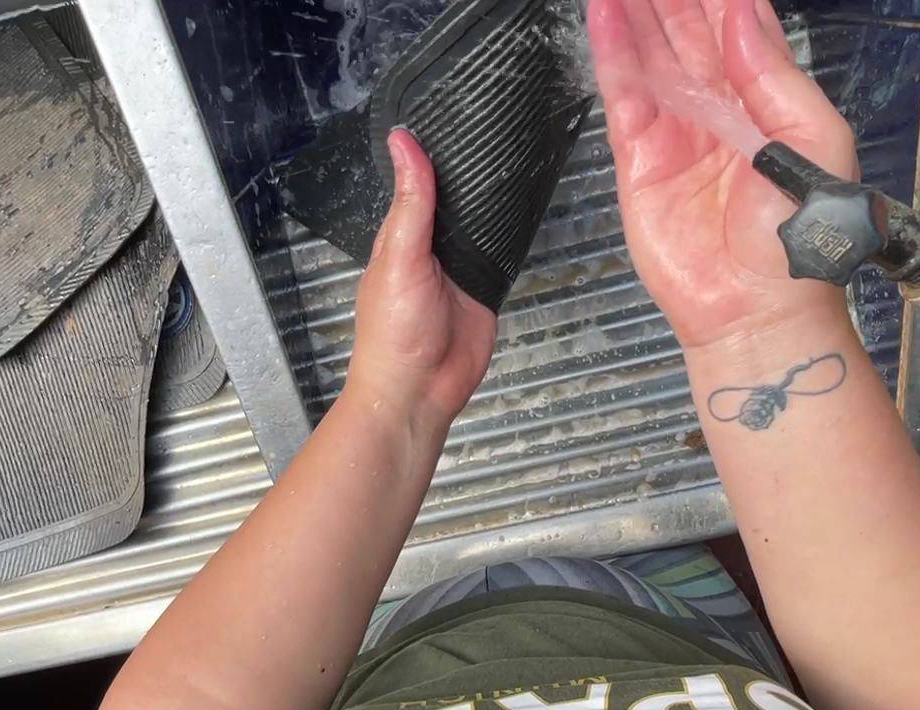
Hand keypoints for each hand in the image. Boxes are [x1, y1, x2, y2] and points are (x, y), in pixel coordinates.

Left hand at [343, 130, 498, 430]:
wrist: (421, 391)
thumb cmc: (394, 334)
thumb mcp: (400, 260)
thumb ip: (411, 205)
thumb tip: (404, 144)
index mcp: (401, 234)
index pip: (420, 181)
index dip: (437, 151)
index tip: (459, 108)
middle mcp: (431, 247)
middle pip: (456, 198)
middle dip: (472, 172)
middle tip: (502, 124)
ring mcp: (461, 267)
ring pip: (481, 223)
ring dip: (493, 201)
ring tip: (517, 153)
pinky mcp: (486, 287)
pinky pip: (501, 253)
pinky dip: (510, 235)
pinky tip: (525, 207)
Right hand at [588, 0, 858, 353]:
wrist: (753, 309)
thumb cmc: (795, 239)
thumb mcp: (811, 141)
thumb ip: (776, 77)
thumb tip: (741, 14)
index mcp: (765, 98)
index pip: (737, 23)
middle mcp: (717, 109)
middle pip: (688, 29)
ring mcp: (675, 134)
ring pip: (652, 54)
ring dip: (637, 9)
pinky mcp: (640, 163)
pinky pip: (623, 97)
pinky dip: (613, 55)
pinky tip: (605, 13)